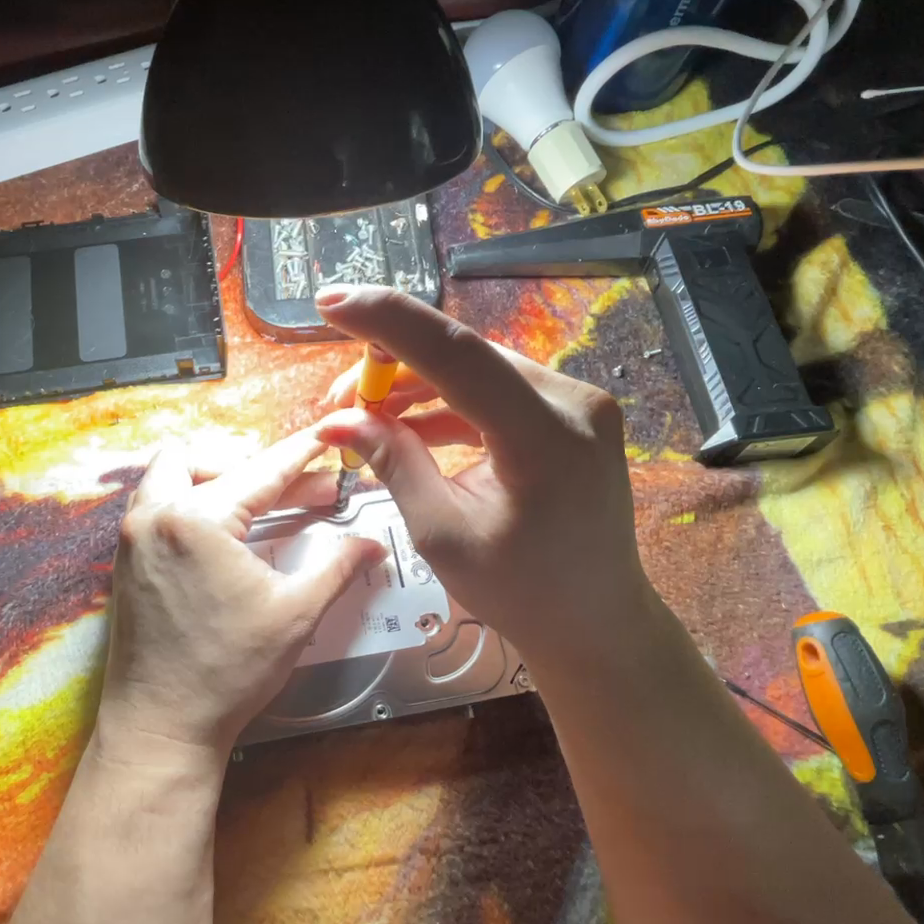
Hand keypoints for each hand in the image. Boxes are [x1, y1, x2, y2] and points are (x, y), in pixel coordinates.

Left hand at [98, 430, 386, 762]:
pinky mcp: (125, 563)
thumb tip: (372, 546)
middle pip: (204, 459)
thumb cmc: (229, 671)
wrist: (160, 727)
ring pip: (168, 476)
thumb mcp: (295, 614)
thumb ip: (337, 567)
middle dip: (254, 466)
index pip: (262, 472)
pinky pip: (153, 506)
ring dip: (211, 477)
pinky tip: (219, 533)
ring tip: (251, 502)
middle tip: (294, 491)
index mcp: (197, 520)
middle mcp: (154, 517)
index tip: (326, 436)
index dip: (301, 454)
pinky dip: (186, 501)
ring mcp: (132, 539)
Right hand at [314, 286, 648, 661]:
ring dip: (418, 386)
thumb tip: (335, 422)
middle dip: (392, 367)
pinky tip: (408, 426)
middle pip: (465, 357)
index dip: (388, 321)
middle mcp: (571, 402)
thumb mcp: (442, 534)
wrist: (595, 622)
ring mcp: (578, 404)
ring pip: (478, 371)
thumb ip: (393, 464)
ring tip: (366, 416)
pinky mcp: (571, 415)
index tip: (329, 302)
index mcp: (544, 436)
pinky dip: (450, 405)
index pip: (456, 354)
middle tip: (340, 400)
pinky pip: (498, 393)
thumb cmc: (520, 593)